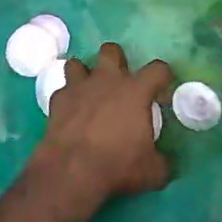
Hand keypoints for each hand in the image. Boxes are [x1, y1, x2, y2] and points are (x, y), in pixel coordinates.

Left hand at [29, 43, 172, 213]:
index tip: (161, 93)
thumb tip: (162, 160)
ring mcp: (78, 86)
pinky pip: (63, 89)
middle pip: (111, 51)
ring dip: (85, 74)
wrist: (73, 168)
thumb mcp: (154, 170)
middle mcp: (105, 80)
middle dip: (117, 60)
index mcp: (135, 91)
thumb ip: (161, 159)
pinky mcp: (57, 98)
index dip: (163, 77)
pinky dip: (68, 97)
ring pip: (78, 63)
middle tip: (120, 82)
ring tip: (90, 92)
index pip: (158, 69)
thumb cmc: (118, 165)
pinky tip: (71, 112)